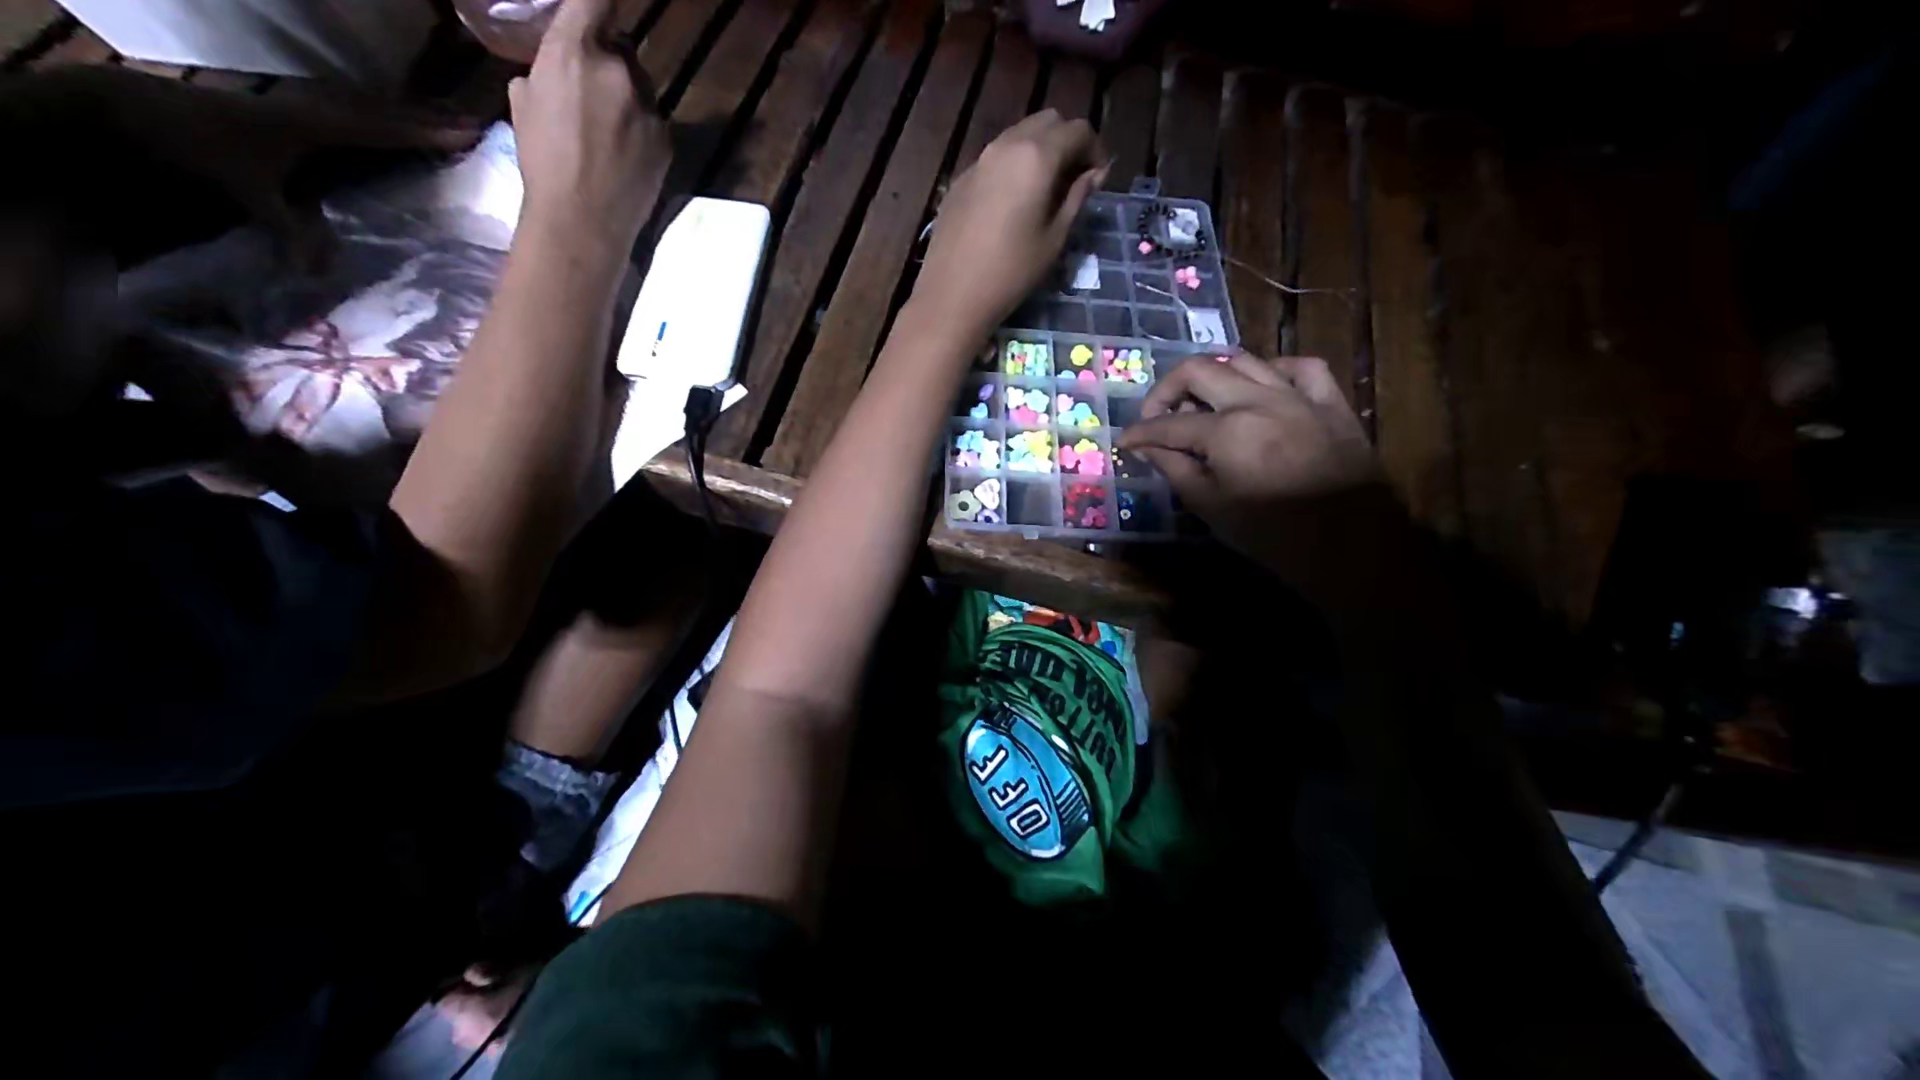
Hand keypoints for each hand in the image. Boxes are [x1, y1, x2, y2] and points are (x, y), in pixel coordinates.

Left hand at [13, 66, 482, 267]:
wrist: (131, 110)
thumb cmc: (195, 149)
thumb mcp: (247, 193)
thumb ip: (290, 231)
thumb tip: (322, 274)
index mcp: (315, 127)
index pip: (384, 130)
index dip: (427, 134)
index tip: (469, 135)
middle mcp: (314, 111)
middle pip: (384, 113)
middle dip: (429, 119)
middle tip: (473, 124)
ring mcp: (302, 108)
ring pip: (369, 109)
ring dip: (408, 115)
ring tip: (446, 122)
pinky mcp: (292, 115)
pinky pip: (352, 114)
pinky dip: (381, 118)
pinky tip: (392, 125)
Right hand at [509, 0, 669, 254]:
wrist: (584, 219)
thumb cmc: (543, 161)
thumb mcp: (523, 103)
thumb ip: (544, 73)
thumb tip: (554, 74)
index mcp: (574, 51)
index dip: (597, 1)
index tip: (599, 5)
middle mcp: (618, 70)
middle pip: (620, 48)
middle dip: (608, 60)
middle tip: (593, 90)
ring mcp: (649, 107)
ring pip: (640, 86)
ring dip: (627, 96)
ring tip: (610, 131)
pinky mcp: (667, 139)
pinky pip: (654, 120)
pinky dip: (642, 128)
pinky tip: (627, 154)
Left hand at [912, 110, 1107, 339]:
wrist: (952, 295)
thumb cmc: (1012, 272)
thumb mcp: (1055, 238)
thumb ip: (1077, 198)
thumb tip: (1092, 174)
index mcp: (1036, 156)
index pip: (1077, 130)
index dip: (1095, 149)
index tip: (1099, 178)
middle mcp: (1006, 145)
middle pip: (1047, 122)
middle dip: (1067, 142)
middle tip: (1074, 179)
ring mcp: (978, 160)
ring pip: (1018, 135)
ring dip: (1039, 151)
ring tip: (1045, 190)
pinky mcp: (960, 180)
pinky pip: (994, 158)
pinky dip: (1013, 166)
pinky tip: (1013, 203)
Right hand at [1117, 352, 1388, 562]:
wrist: (1352, 544)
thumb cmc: (1273, 534)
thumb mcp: (1212, 507)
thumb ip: (1176, 470)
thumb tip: (1148, 449)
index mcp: (1226, 430)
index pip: (1168, 424)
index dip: (1140, 433)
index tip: (1126, 441)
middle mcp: (1257, 399)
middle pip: (1199, 369)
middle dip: (1167, 390)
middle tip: (1159, 416)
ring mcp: (1297, 395)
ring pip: (1245, 360)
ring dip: (1215, 377)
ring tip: (1204, 403)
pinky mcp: (1330, 402)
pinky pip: (1300, 368)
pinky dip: (1273, 372)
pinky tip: (1262, 389)